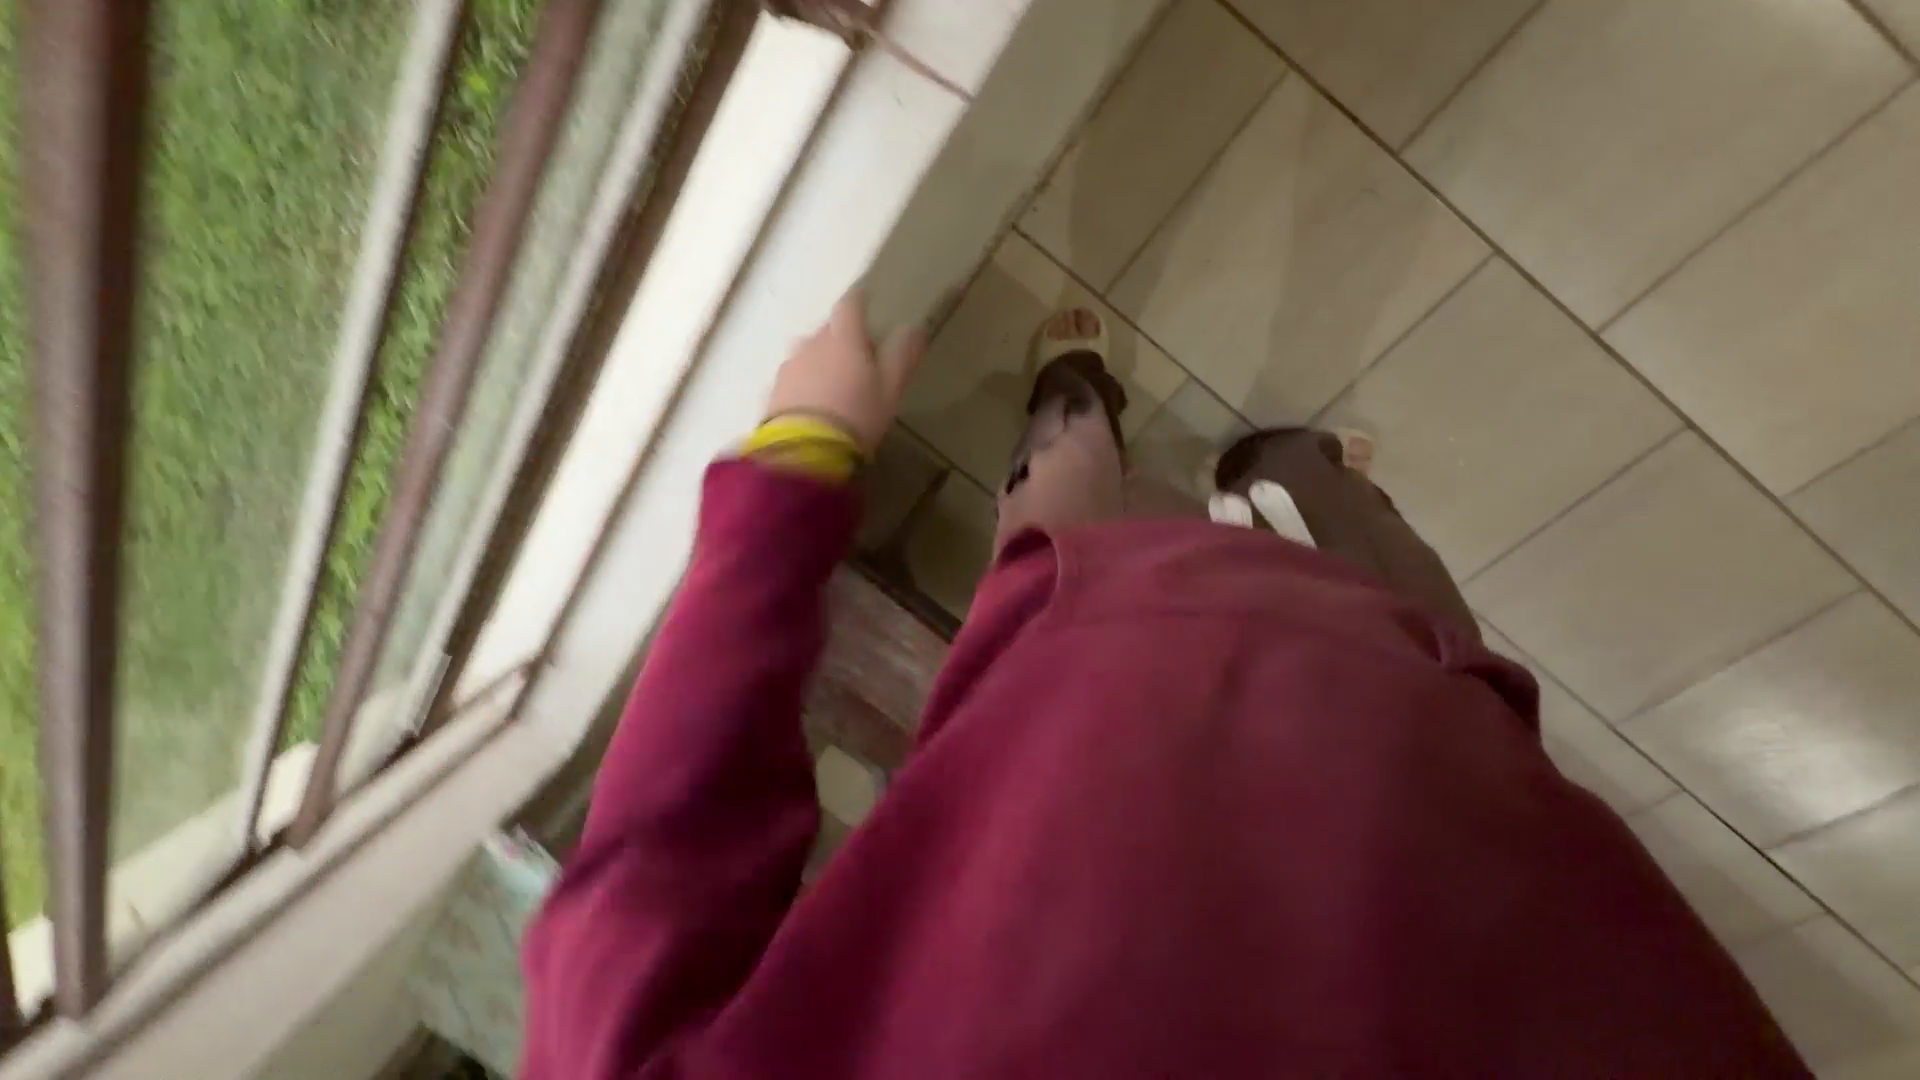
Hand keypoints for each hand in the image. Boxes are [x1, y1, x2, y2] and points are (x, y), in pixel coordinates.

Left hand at [766, 289, 925, 453]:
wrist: (805, 453)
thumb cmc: (856, 416)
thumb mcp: (890, 390)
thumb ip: (902, 356)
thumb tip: (914, 328)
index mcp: (843, 338)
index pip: (850, 305)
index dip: (859, 299)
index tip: (865, 298)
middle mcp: (811, 344)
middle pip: (828, 331)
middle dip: (842, 338)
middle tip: (857, 357)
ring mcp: (788, 368)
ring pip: (807, 354)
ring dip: (820, 362)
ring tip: (833, 385)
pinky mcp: (772, 393)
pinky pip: (793, 381)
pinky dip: (804, 386)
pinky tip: (812, 406)